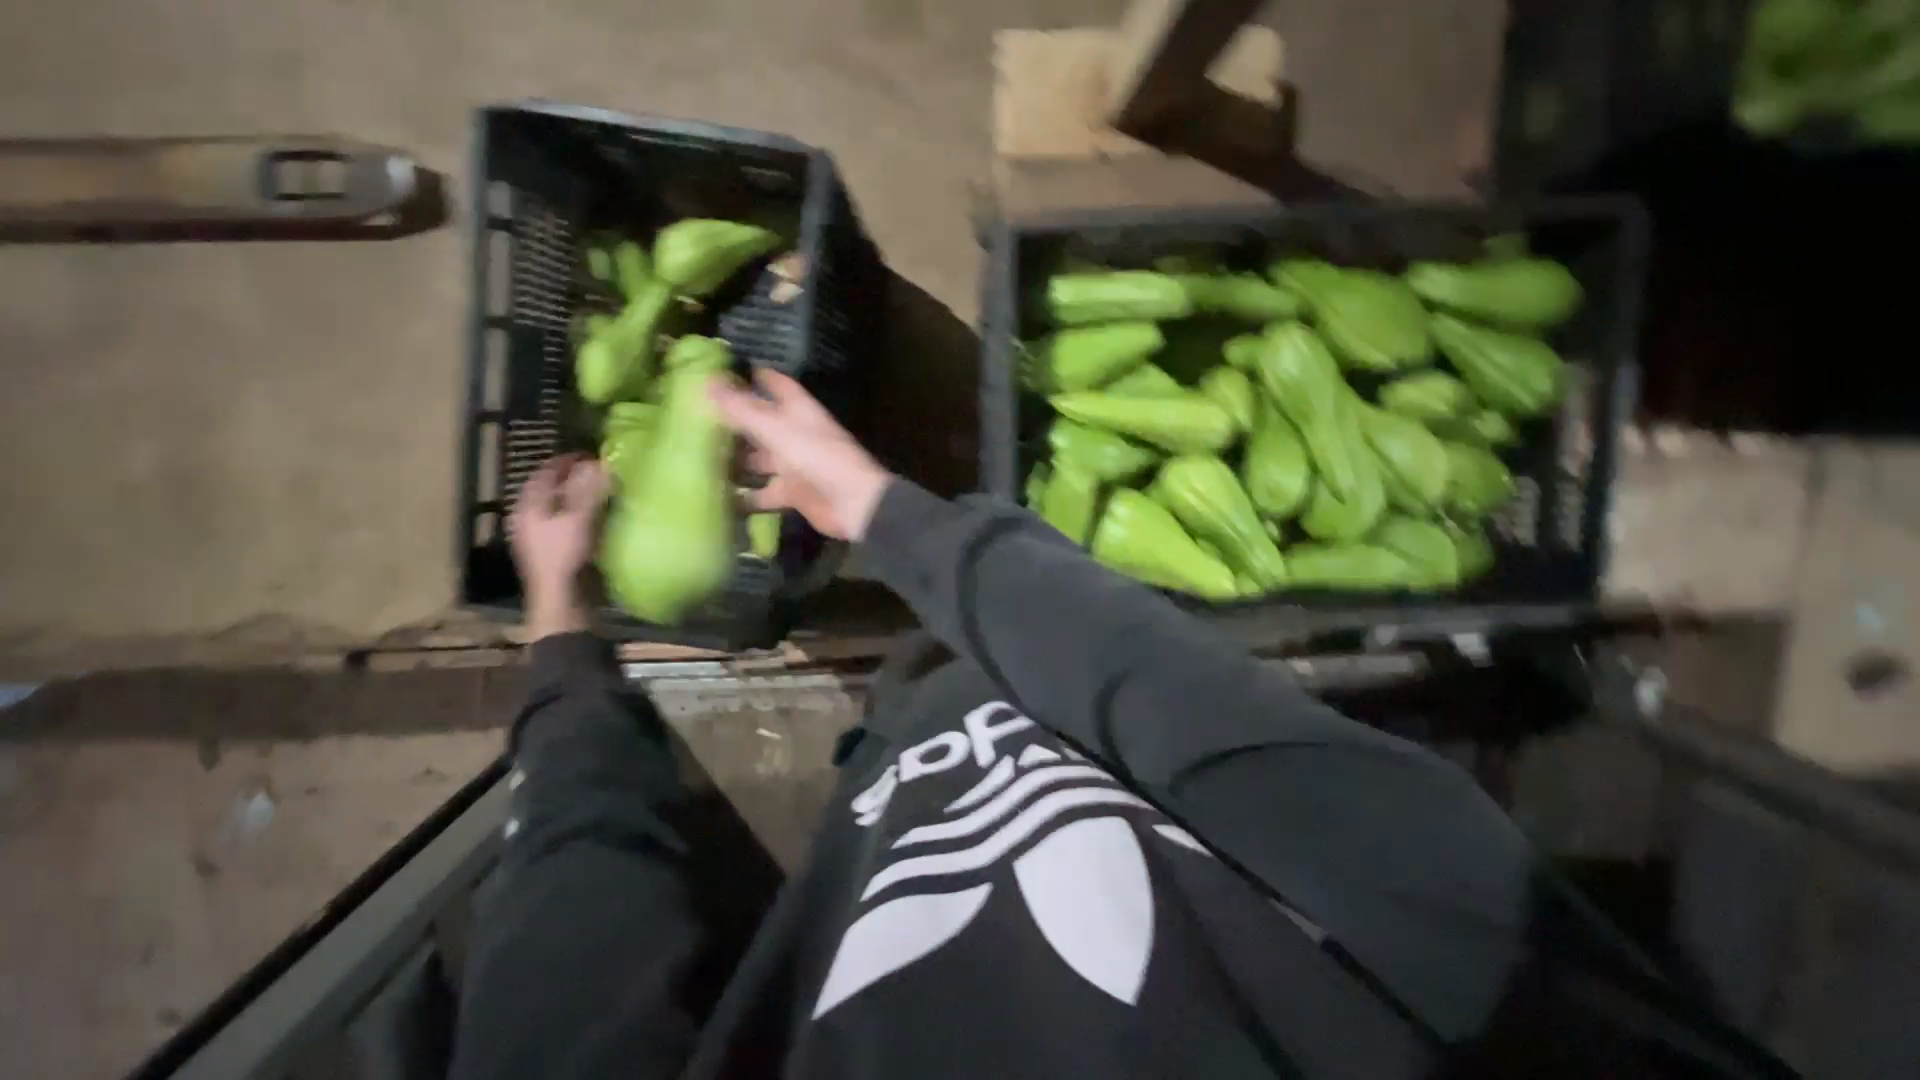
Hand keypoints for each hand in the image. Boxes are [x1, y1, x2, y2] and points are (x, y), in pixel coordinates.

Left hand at [509, 455, 608, 639]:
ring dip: (577, 498)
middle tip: (594, 471)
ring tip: (598, 491)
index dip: (563, 461)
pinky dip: (580, 515)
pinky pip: (566, 524)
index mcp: (528, 507)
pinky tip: (596, 517)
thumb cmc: (564, 555)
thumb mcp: (579, 517)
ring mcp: (539, 538)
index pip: (543, 474)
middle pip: (550, 491)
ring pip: (558, 508)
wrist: (562, 599)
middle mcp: (528, 520)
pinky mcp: (553, 552)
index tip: (585, 454)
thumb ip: (590, 489)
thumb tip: (602, 463)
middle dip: (571, 479)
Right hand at [709, 370, 892, 541]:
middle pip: (762, 422)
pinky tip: (719, 496)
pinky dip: (745, 496)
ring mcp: (794, 463)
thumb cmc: (816, 456)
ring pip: (759, 459)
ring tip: (699, 458)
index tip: (721, 371)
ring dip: (736, 460)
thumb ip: (741, 407)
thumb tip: (708, 380)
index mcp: (797, 410)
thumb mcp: (775, 428)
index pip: (775, 384)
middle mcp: (795, 433)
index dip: (753, 376)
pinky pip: (763, 493)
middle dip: (735, 421)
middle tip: (696, 419)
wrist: (851, 503)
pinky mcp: (792, 492)